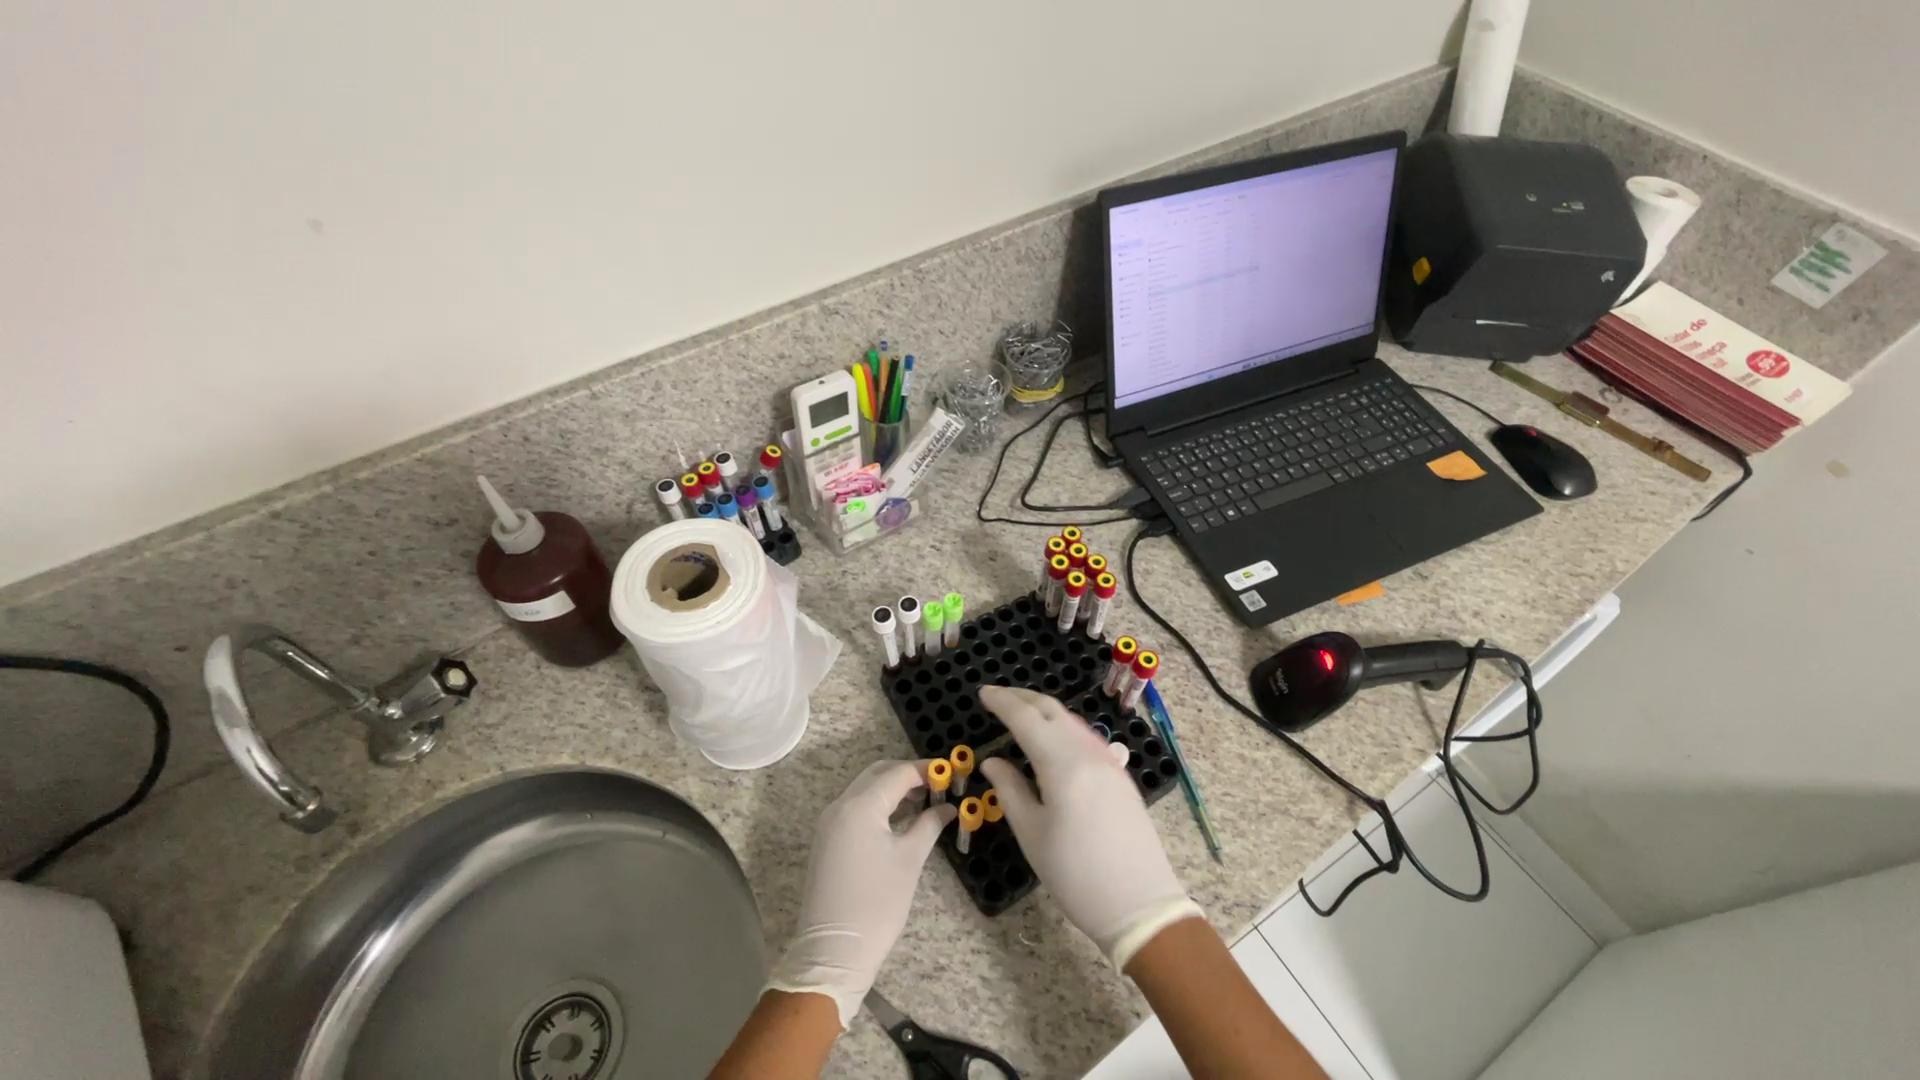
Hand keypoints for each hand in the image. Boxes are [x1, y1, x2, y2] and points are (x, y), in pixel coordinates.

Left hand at [766, 759, 955, 1027]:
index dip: (927, 770)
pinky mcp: (827, 840)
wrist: (833, 950)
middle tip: (939, 786)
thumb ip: (929, 825)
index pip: (898, 773)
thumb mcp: (909, 861)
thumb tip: (948, 808)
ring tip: (925, 801)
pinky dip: (879, 805)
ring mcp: (829, 823)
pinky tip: (901, 819)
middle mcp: (840, 806)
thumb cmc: (877, 904)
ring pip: (865, 790)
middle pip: (878, 774)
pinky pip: (855, 808)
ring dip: (893, 789)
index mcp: (860, 806)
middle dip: (908, 774)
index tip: (952, 773)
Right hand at [977, 686, 1202, 969]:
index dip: (1002, 702)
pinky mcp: (1121, 775)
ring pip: (1072, 721)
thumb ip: (1010, 790)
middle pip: (1053, 710)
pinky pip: (1087, 737)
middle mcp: (1088, 753)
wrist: (1139, 903)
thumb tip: (992, 761)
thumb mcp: (1032, 834)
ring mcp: (1110, 762)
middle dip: (1023, 697)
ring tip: (1020, 714)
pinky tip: (1053, 739)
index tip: (982, 693)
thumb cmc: (1075, 875)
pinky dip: (1064, 727)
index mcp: (1062, 765)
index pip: (1026, 719)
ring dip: (1044, 710)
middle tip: (997, 696)